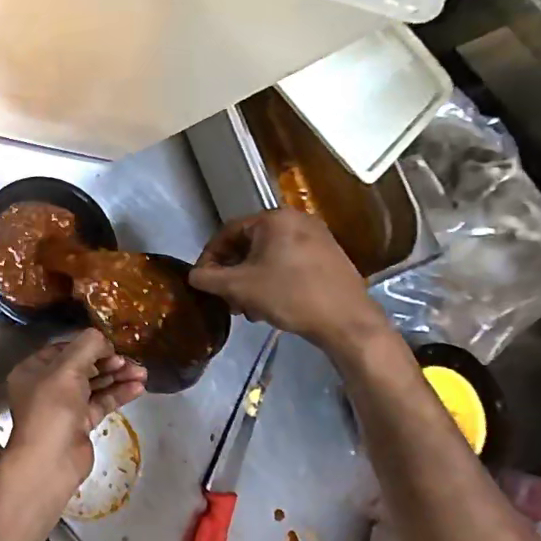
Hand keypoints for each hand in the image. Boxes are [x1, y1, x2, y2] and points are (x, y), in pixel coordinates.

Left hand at [4, 330, 147, 491]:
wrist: (50, 460)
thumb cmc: (52, 408)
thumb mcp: (67, 369)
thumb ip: (87, 347)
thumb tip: (102, 337)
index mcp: (33, 370)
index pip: (63, 350)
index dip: (88, 345)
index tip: (111, 345)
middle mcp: (46, 386)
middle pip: (81, 367)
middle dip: (107, 362)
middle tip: (131, 361)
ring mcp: (63, 406)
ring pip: (93, 385)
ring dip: (116, 377)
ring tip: (142, 372)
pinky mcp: (79, 424)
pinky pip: (100, 403)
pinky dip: (118, 394)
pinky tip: (138, 388)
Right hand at [189, 209, 390, 352]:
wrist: (347, 321)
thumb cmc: (289, 295)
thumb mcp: (239, 287)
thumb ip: (208, 278)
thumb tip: (194, 275)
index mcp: (274, 219)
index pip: (228, 232)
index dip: (209, 256)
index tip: (203, 280)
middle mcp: (297, 220)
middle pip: (249, 244)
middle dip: (232, 272)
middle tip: (225, 297)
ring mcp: (317, 238)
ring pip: (268, 256)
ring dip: (250, 280)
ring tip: (246, 307)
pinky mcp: (329, 257)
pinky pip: (289, 262)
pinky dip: (272, 279)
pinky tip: (269, 304)